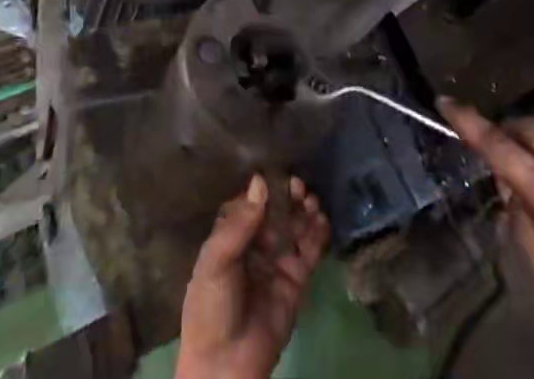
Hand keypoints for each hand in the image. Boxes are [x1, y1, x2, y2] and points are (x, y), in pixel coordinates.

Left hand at [176, 173, 328, 378]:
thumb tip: (260, 182)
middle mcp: (254, 245)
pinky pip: (309, 251)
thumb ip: (238, 225)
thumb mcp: (216, 263)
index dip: (263, 189)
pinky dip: (318, 234)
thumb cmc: (211, 309)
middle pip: (275, 212)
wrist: (226, 365)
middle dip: (288, 197)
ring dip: (305, 211)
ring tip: (312, 200)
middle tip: (300, 185)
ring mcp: (277, 262)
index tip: (277, 174)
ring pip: (294, 227)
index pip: (249, 204)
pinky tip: (322, 220)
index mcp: (229, 239)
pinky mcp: (296, 280)